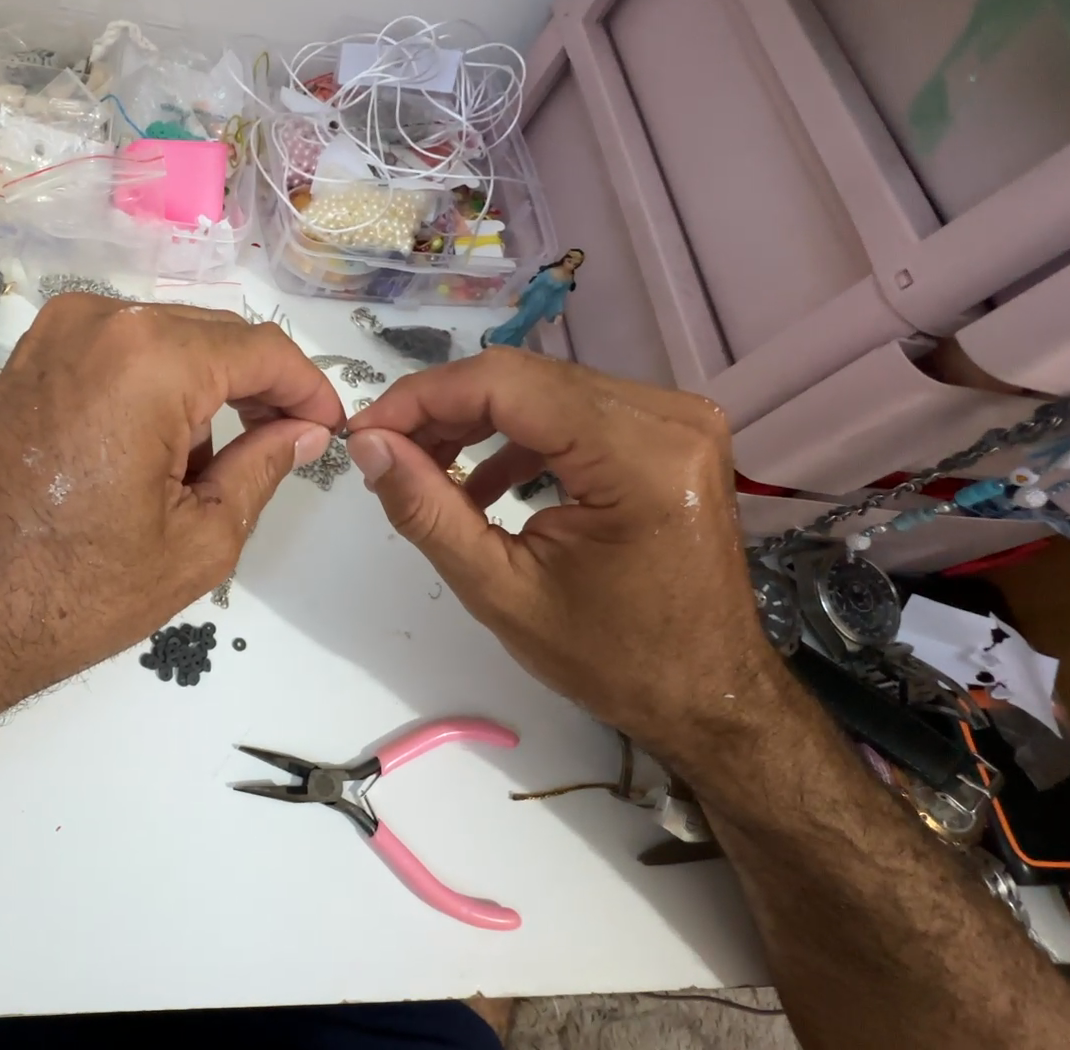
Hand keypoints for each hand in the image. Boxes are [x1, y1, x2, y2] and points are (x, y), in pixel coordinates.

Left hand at [0, 295, 342, 712]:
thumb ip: (263, 469)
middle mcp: (99, 321)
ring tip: (201, 474)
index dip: (307, 387)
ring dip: (201, 395)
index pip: (260, 349)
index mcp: (150, 357)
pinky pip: (116, 355)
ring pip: (164, 344)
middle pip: (212, 337)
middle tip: (281, 450)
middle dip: (256, 391)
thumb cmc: (77, 591)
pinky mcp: (26, 360)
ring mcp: (53, 334)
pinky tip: (148, 457)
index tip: (329, 427)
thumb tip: (304, 432)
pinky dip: (150, 393)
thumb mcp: (198, 540)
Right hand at [343, 348, 771, 753]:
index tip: (364, 433)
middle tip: (383, 452)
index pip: (507, 385)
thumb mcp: (498, 589)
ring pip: (541, 388)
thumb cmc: (607, 656)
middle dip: (441, 409)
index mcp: (640, 458)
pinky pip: (570, 409)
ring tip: (423, 469)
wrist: (705, 692)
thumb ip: (426, 510)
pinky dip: (513, 435)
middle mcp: (669, 417)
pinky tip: (481, 482)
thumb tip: (368, 445)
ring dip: (472, 421)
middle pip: (523, 377)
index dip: (422, 398)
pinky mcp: (667, 433)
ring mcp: (675, 419)